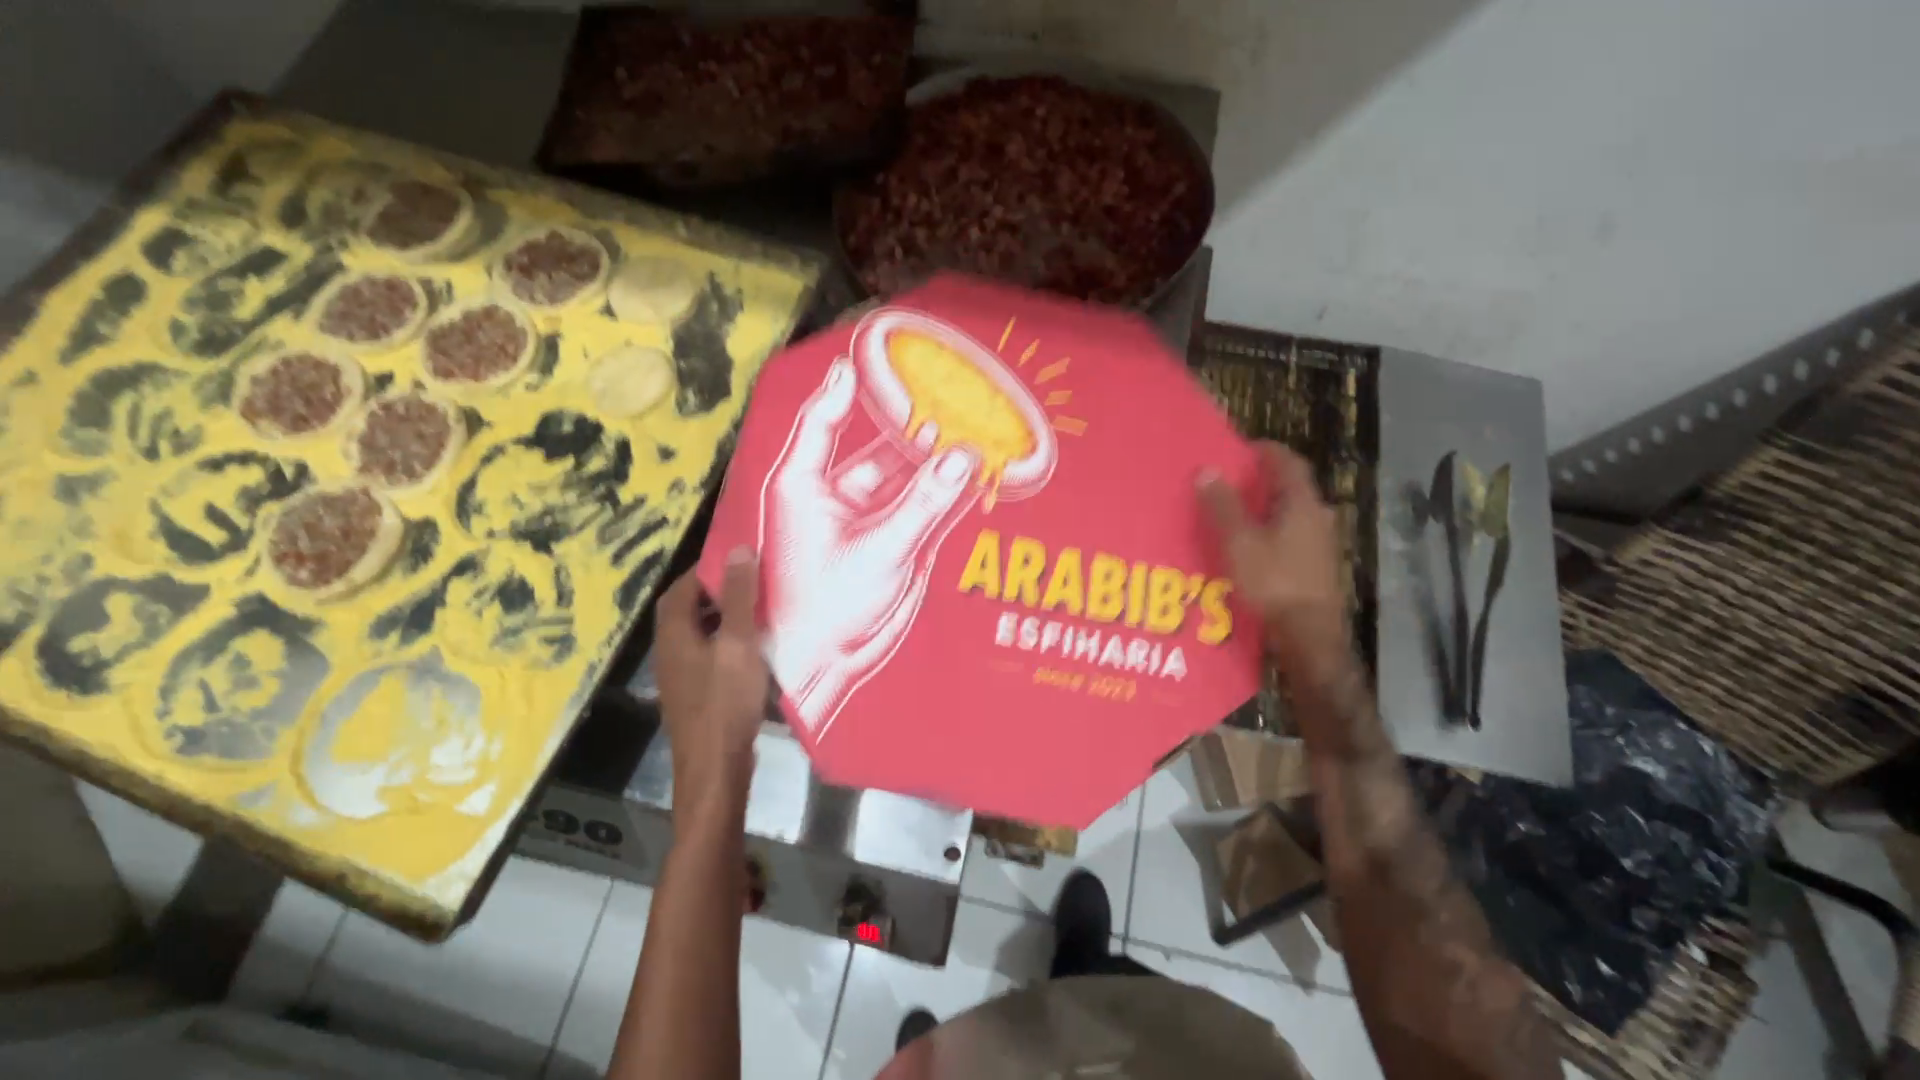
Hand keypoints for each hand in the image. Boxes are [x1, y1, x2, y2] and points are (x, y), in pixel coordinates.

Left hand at [653, 556, 766, 799]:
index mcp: (673, 632)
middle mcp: (670, 650)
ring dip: (727, 618)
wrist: (715, 769)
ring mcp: (682, 675)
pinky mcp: (697, 695)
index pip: (684, 585)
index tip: (743, 558)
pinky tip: (758, 650)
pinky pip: (711, 656)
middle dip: (720, 591)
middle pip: (690, 609)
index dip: (710, 568)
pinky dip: (730, 644)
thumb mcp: (737, 643)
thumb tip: (738, 550)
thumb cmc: (724, 702)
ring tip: (763, 610)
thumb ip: (738, 597)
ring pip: (702, 633)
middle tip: (757, 581)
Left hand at [760, 357, 979, 733]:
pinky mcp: (877, 541)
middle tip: (945, 390)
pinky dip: (935, 491)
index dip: (848, 384)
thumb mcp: (879, 550)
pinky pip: (909, 505)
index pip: (824, 417)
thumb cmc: (826, 607)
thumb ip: (924, 502)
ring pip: (896, 474)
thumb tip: (964, 454)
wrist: (821, 663)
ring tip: (968, 427)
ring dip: (929, 458)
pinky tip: (965, 473)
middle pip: (870, 442)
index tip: (872, 349)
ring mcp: (855, 517)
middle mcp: (827, 493)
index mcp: (804, 483)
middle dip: (906, 421)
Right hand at [1199, 442, 1351, 692]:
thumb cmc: (1273, 583)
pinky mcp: (1317, 570)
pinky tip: (1250, 549)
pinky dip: (1271, 534)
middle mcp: (1319, 519)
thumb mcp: (1239, 542)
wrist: (1309, 637)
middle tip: (1230, 481)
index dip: (1265, 451)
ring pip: (1292, 515)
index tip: (1240, 448)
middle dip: (1261, 482)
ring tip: (1234, 515)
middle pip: (1291, 488)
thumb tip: (1208, 470)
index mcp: (1302, 504)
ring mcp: (1322, 546)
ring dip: (1265, 510)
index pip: (1288, 462)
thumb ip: (1222, 506)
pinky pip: (1292, 539)